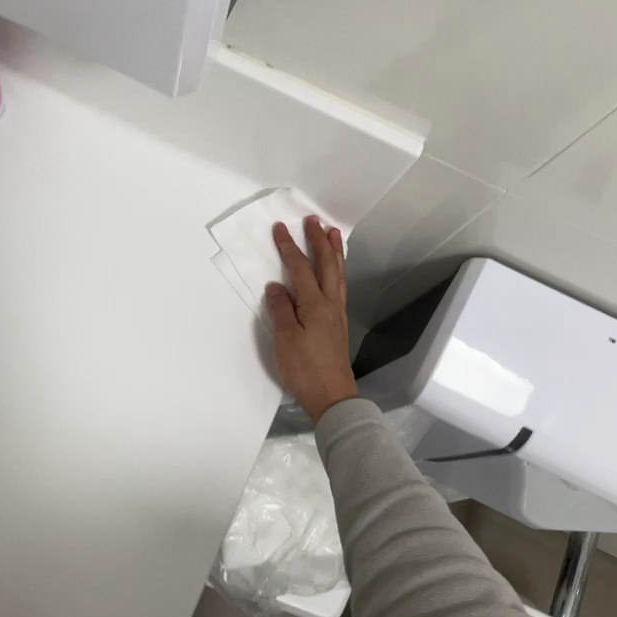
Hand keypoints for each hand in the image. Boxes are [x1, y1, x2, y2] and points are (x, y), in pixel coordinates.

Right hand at [265, 215, 358, 420]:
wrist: (332, 397)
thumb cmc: (305, 369)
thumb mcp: (285, 340)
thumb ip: (280, 310)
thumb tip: (276, 286)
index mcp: (314, 304)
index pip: (299, 268)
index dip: (289, 247)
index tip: (280, 228)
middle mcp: (330, 304)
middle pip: (326, 265)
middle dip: (318, 241)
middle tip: (313, 220)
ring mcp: (337, 314)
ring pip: (338, 274)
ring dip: (334, 252)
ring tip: (332, 234)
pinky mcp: (338, 324)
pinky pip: (340, 286)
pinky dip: (338, 271)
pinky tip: (335, 271)